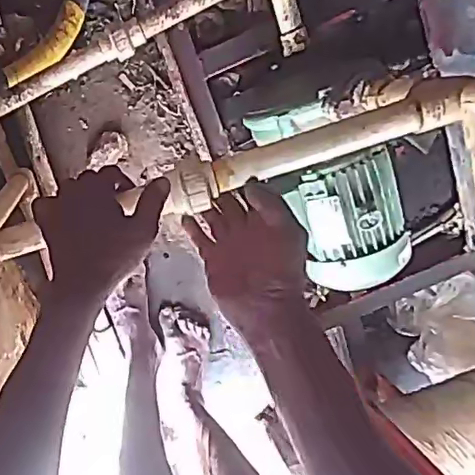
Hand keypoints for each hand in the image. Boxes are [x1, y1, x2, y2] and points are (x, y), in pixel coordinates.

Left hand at [35, 167, 168, 305]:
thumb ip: (152, 202)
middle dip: (103, 190)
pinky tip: (67, 217)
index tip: (129, 198)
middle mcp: (74, 191)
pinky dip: (56, 206)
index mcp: (97, 188)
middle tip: (115, 211)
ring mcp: (56, 204)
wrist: (82, 283)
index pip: (111, 172)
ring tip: (95, 217)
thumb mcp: (143, 230)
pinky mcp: (45, 220)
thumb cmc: (114, 258)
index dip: (123, 183)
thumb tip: (161, 182)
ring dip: (82, 197)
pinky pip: (47, 203)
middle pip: (90, 179)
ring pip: (70, 189)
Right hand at [183, 182, 309, 330]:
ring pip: (211, 218)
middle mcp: (245, 230)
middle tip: (202, 175)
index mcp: (264, 221)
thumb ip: (271, 205)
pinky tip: (185, 217)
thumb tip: (251, 185)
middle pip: (227, 203)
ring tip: (190, 191)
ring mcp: (228, 243)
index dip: (237, 181)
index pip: (248, 193)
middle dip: (215, 189)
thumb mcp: (288, 230)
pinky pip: (200, 238)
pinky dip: (192, 228)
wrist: (265, 305)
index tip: (225, 168)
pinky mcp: (213, 258)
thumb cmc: (283, 272)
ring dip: (202, 205)